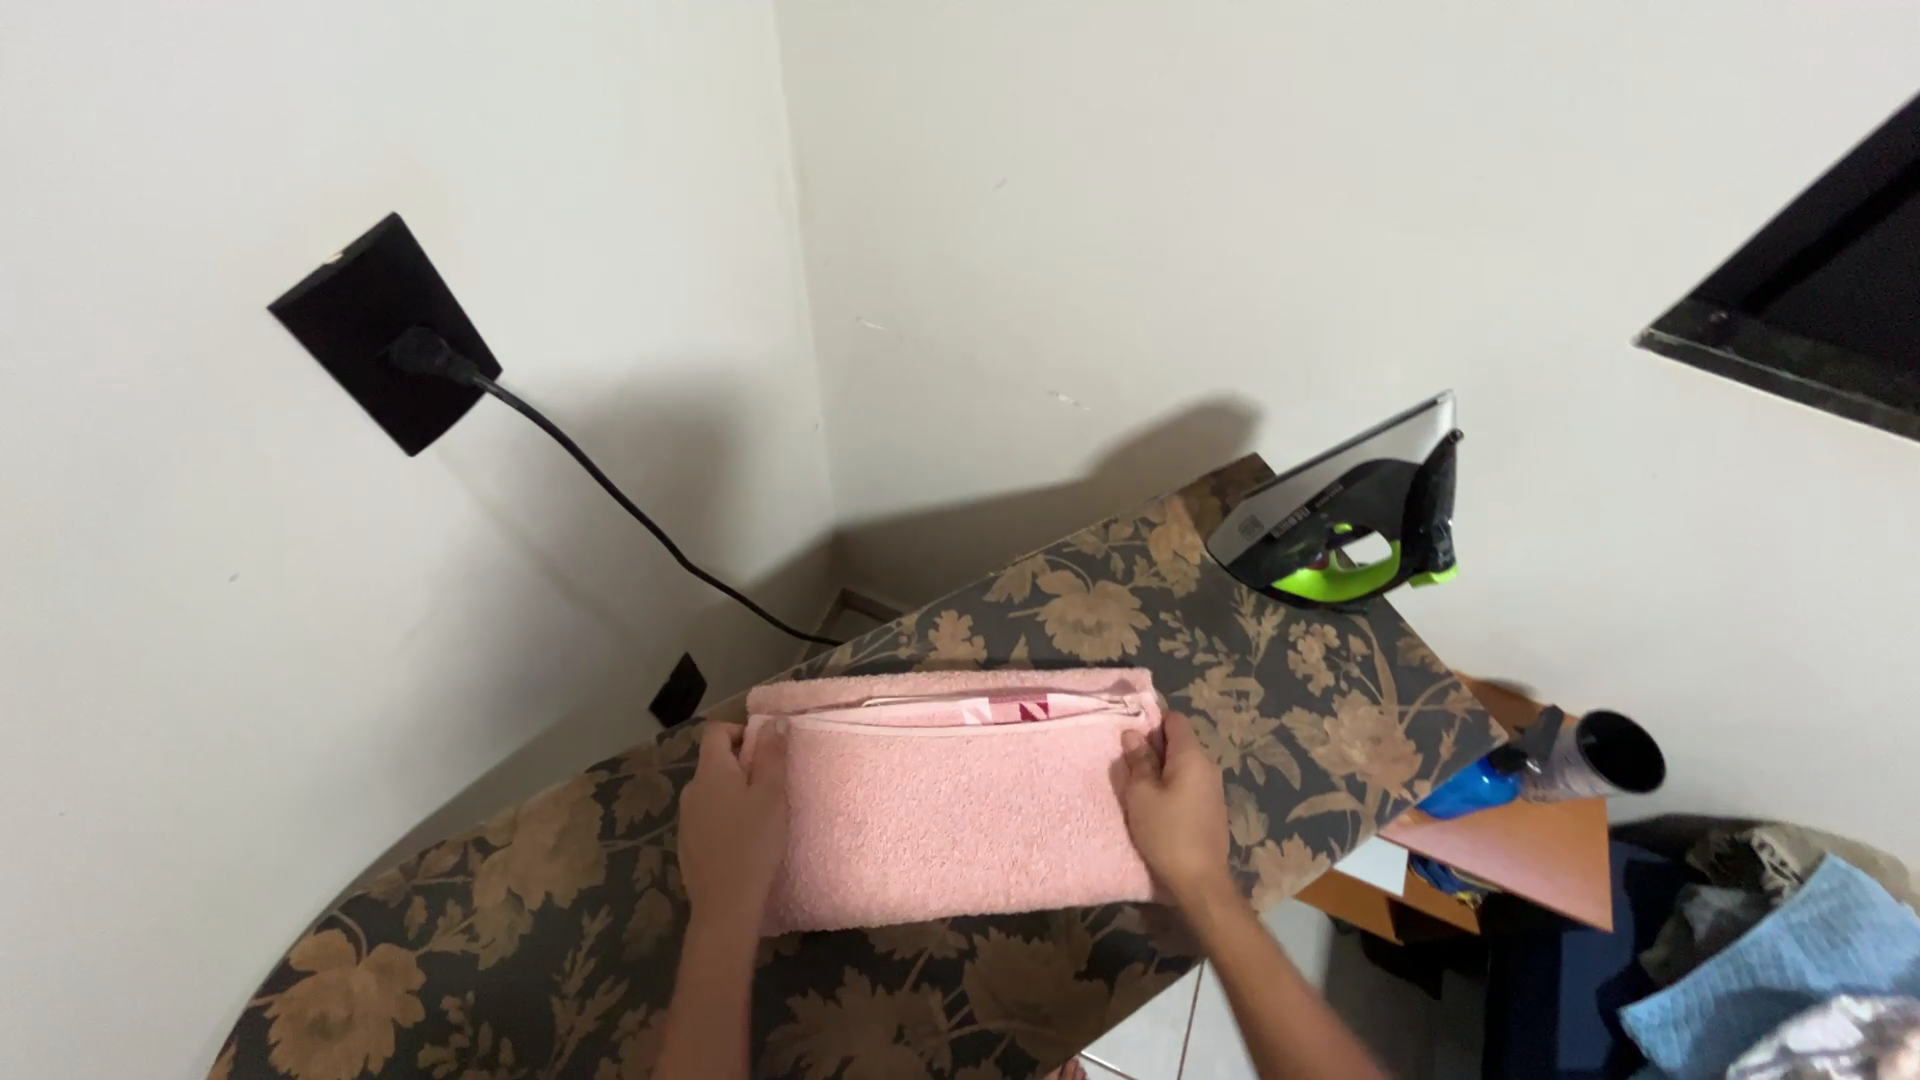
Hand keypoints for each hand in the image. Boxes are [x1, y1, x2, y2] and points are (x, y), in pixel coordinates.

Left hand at [676, 721, 788, 930]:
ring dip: (734, 791)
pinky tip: (743, 839)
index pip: (717, 731)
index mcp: (710, 772)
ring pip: (712, 790)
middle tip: (771, 786)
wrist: (725, 905)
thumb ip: (772, 754)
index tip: (766, 752)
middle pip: (715, 760)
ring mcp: (686, 818)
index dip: (742, 732)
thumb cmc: (754, 842)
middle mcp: (691, 789)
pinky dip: (725, 815)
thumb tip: (773, 720)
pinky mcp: (687, 844)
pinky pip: (707, 815)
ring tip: (760, 815)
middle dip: (743, 764)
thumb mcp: (772, 794)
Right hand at [1120, 712, 1232, 908]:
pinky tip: (1159, 805)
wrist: (1200, 881)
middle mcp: (1208, 766)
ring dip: (1162, 768)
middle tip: (1130, 765)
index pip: (1175, 720)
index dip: (1152, 722)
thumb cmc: (1166, 832)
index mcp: (1192, 756)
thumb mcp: (1141, 794)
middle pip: (1180, 741)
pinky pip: (1190, 782)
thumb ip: (1138, 760)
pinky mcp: (1213, 808)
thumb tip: (1133, 734)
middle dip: (1154, 747)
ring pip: (1184, 763)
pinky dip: (1173, 784)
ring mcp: (1214, 788)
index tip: (1132, 739)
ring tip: (1140, 787)